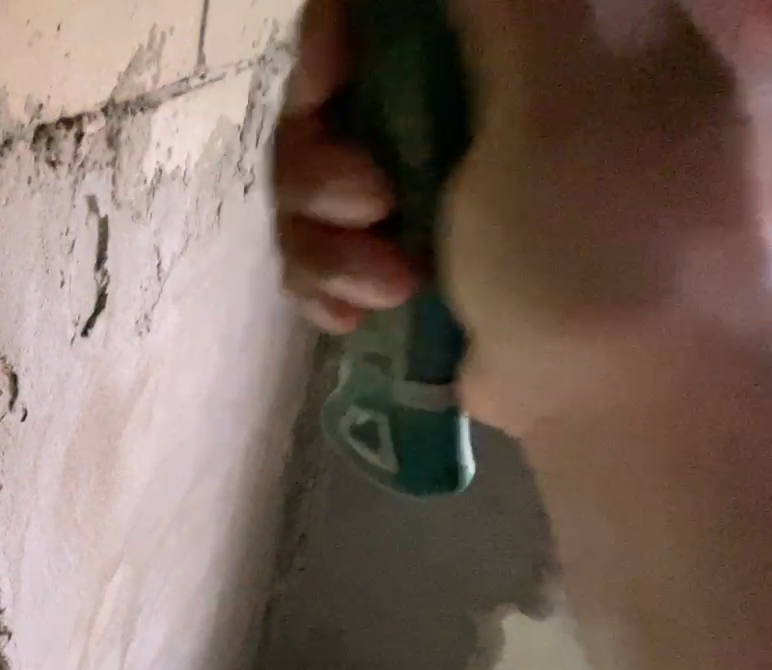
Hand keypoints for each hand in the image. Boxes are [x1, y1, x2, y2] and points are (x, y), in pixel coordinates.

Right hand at [273, 0, 771, 440]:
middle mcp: (471, 101)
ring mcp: (427, 183)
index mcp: (532, 38)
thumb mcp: (563, 92)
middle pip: (330, 100)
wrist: (605, 387)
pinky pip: (315, 248)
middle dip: (323, 166)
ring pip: (309, 187)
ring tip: (382, 287)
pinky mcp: (394, 250)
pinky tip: (361, 313)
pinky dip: (327, 284)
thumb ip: (497, 6)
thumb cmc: (600, 236)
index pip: (393, 7)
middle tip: (367, 206)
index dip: (338, 36)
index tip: (327, 84)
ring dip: (326, 244)